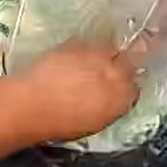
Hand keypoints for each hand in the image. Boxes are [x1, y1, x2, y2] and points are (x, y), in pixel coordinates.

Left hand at [6, 41, 139, 141]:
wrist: (31, 103)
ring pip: (110, 47)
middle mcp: (115, 72)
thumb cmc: (61, 123)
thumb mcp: (95, 122)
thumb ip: (110, 107)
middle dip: (125, 63)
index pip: (135, 87)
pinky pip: (88, 43)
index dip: (127, 87)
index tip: (119, 90)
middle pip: (130, 60)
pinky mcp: (76, 43)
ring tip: (92, 63)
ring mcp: (95, 54)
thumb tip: (112, 99)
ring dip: (105, 54)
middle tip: (111, 71)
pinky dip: (85, 49)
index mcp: (122, 97)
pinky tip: (74, 59)